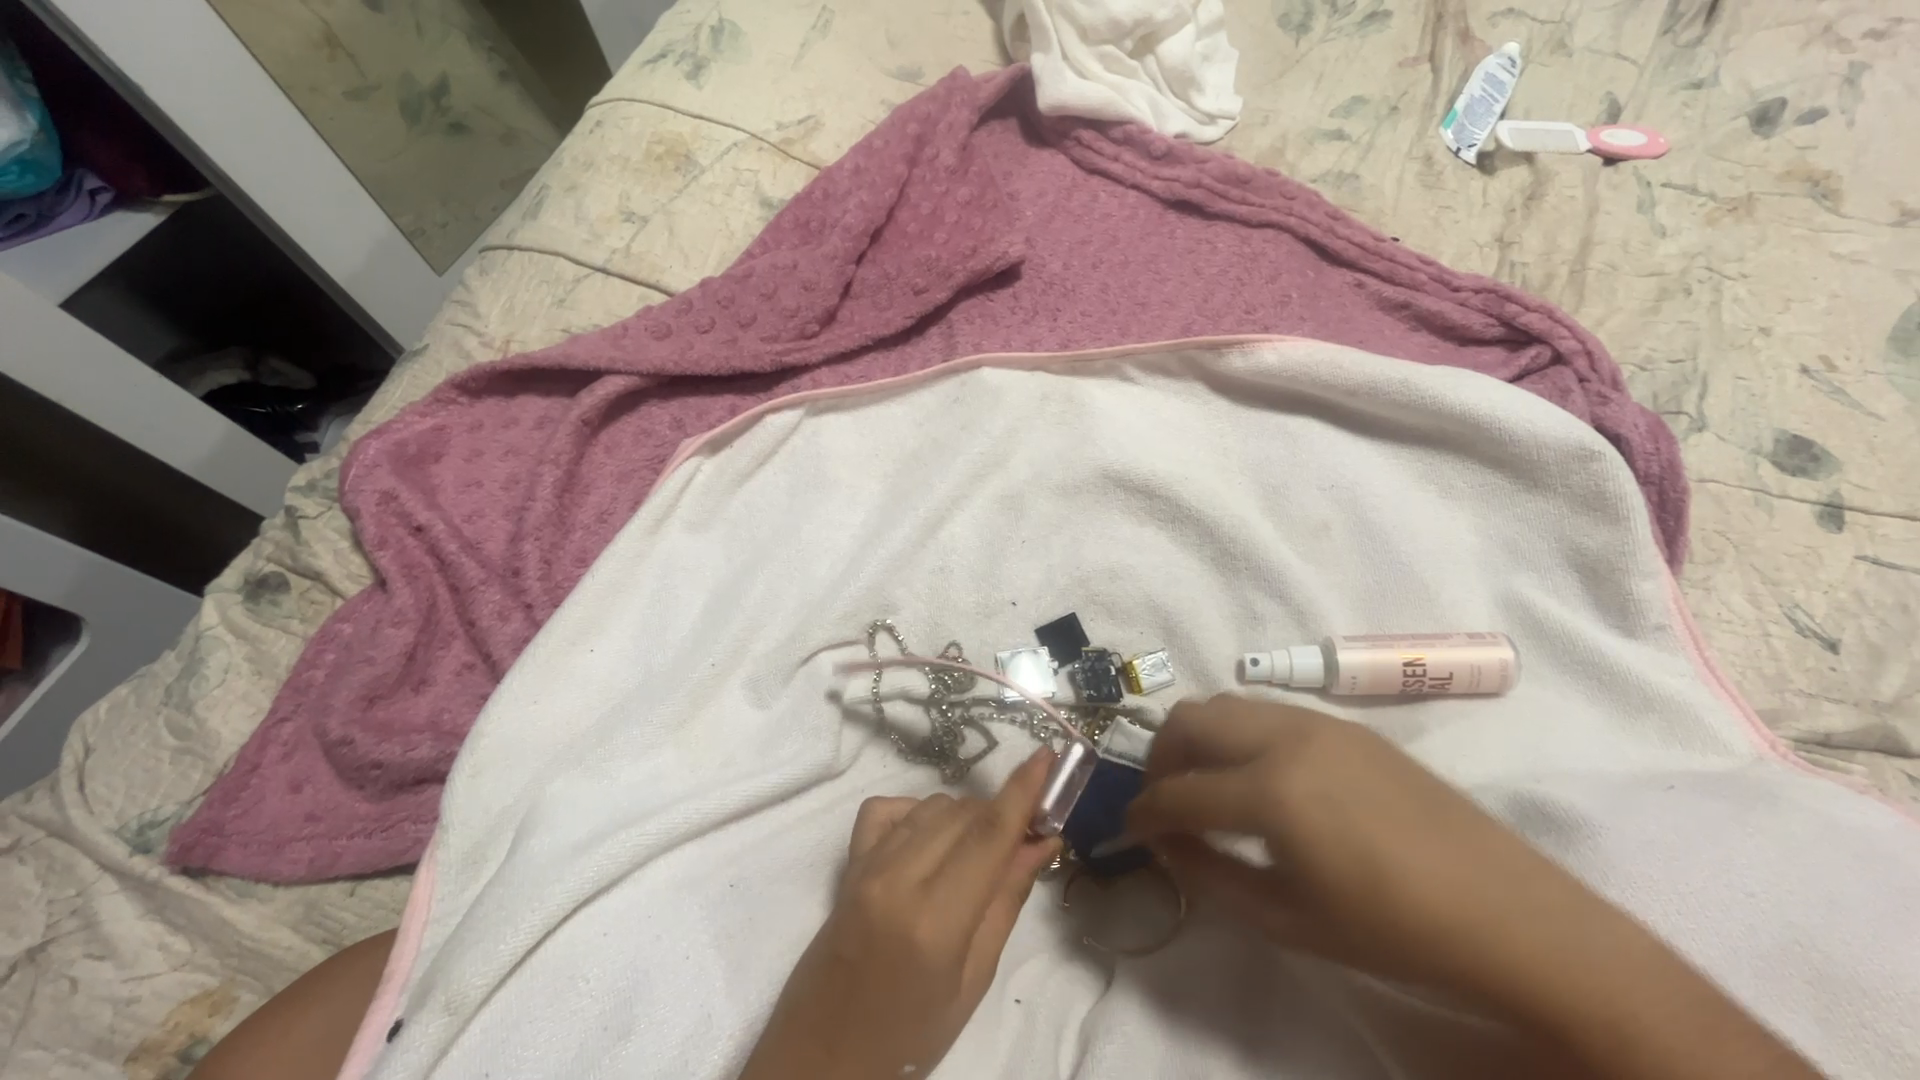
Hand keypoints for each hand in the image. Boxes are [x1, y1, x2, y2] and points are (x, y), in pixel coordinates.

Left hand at [738, 748, 1061, 1079]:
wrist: (822, 1055)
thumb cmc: (909, 1035)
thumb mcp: (972, 981)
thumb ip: (1006, 901)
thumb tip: (1042, 841)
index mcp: (934, 919)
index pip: (988, 833)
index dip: (1024, 790)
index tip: (1051, 757)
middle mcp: (896, 878)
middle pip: (963, 813)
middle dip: (1002, 812)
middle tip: (1029, 838)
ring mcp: (865, 866)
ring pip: (931, 806)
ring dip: (966, 816)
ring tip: (982, 852)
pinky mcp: (847, 864)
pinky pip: (888, 809)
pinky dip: (919, 812)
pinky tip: (932, 839)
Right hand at [1127, 696, 1820, 1079]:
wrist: (1509, 916)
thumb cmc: (1391, 930)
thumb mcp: (1285, 918)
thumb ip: (1209, 874)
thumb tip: (1163, 842)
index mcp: (1270, 789)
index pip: (1177, 790)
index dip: (1143, 813)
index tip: (1130, 831)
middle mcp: (1288, 736)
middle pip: (1192, 719)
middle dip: (1161, 757)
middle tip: (1165, 803)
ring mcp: (1323, 723)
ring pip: (1230, 704)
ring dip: (1201, 739)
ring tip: (1208, 788)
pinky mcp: (1351, 727)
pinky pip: (1271, 713)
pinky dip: (1241, 735)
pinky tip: (1262, 782)